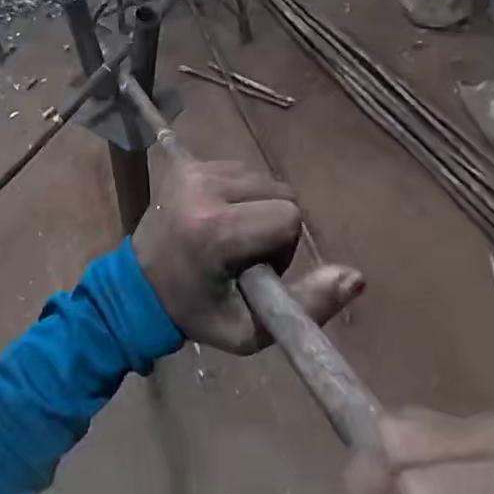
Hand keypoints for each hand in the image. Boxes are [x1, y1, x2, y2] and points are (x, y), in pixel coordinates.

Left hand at [132, 158, 363, 353]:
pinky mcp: (184, 164)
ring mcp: (191, 172)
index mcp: (215, 229)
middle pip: (279, 192)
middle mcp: (202, 189)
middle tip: (244, 254)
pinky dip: (240, 193)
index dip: (284, 247)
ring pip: (261, 178)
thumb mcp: (251, 330)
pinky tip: (217, 218)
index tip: (259, 269)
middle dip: (274, 224)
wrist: (137, 286)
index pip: (289, 216)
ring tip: (229, 237)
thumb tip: (356, 276)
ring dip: (258, 207)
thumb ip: (308, 305)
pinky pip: (238, 170)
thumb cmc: (195, 312)